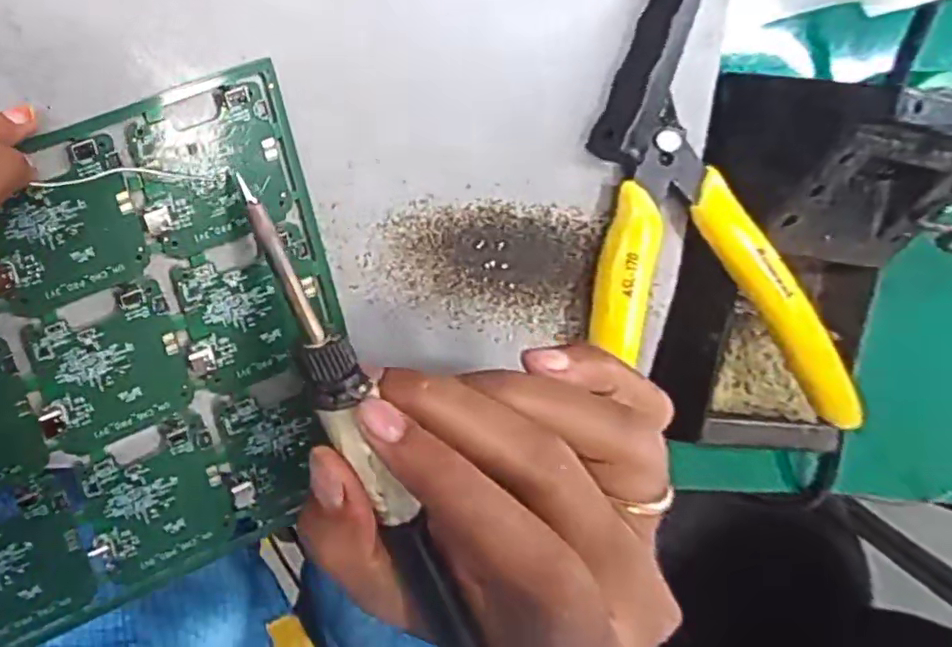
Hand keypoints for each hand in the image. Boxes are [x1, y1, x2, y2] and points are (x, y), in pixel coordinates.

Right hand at [297, 344, 681, 646]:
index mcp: (565, 629)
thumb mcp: (379, 585)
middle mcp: (626, 580)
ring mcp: (645, 521)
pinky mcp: (645, 472)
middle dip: (450, 413)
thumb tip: (330, 464)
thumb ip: (343, 538)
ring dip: (502, 392)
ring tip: (434, 386)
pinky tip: (535, 358)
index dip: (446, 476)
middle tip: (381, 385)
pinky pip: (647, 410)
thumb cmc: (443, 588)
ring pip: (607, 437)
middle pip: (552, 475)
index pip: (533, 558)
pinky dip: (595, 372)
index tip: (372, 418)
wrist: (505, 590)